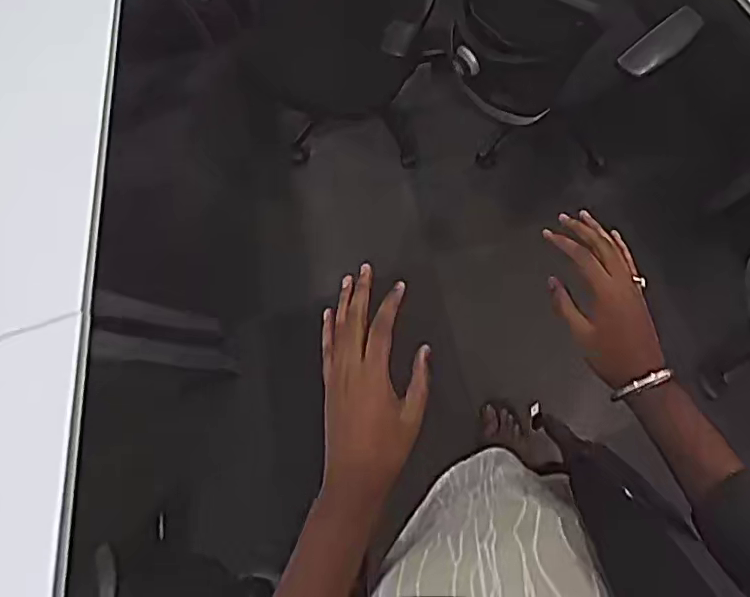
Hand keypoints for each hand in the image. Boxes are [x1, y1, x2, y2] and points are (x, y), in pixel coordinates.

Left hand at [320, 264, 429, 510]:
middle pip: (355, 322)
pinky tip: (329, 316)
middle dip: (362, 293)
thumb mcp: (413, 414)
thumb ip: (419, 378)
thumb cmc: (386, 450)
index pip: (382, 328)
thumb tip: (423, 351)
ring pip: (338, 331)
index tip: (399, 287)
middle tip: (366, 270)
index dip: (390, 304)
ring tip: (348, 282)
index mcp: (373, 374)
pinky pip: (326, 350)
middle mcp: (351, 370)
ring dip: (344, 304)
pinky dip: (327, 330)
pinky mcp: (329, 387)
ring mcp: (337, 378)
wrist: (353, 480)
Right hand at [543, 211, 664, 389]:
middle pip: (600, 245)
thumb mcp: (581, 334)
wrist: (643, 373)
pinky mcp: (637, 289)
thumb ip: (564, 305)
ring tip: (585, 217)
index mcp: (605, 290)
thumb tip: (552, 281)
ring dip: (599, 230)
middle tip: (564, 218)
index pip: (582, 256)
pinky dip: (619, 244)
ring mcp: (631, 283)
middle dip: (580, 229)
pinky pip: (627, 258)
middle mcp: (620, 281)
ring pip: (614, 248)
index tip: (549, 234)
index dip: (564, 242)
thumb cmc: (610, 357)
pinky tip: (612, 235)